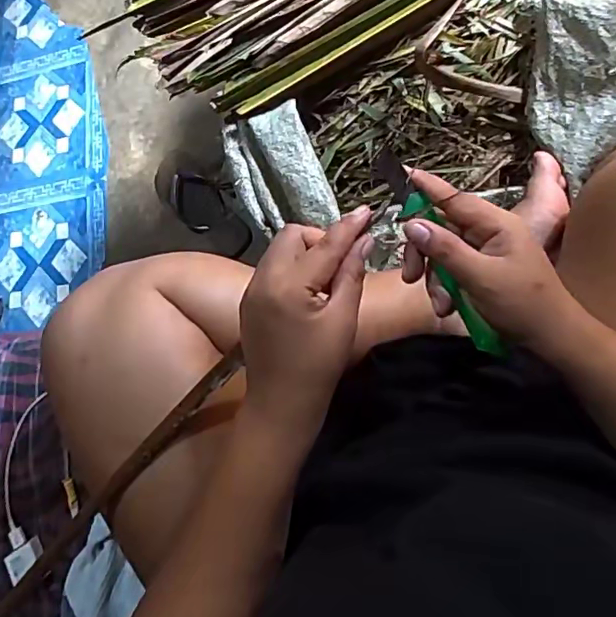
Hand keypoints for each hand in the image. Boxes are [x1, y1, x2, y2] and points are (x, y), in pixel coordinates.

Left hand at [238, 206, 373, 434]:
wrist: (280, 404)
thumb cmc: (318, 367)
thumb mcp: (343, 320)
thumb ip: (351, 274)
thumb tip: (363, 240)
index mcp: (288, 285)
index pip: (323, 244)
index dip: (348, 227)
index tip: (366, 211)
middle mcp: (263, 279)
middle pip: (292, 235)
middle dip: (319, 239)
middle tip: (342, 262)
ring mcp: (251, 289)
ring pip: (279, 249)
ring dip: (305, 252)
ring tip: (327, 278)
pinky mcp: (249, 299)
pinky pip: (271, 267)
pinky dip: (292, 267)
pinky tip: (308, 290)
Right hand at [399, 153, 583, 345]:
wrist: (552, 340)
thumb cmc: (522, 304)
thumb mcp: (480, 277)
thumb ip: (445, 249)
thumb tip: (412, 224)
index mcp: (496, 224)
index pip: (455, 199)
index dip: (428, 187)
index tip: (406, 173)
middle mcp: (489, 232)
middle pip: (440, 228)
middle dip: (423, 252)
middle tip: (411, 276)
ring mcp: (485, 252)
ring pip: (441, 251)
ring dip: (433, 277)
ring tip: (441, 304)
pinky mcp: (481, 270)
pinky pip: (450, 269)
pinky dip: (443, 287)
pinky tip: (447, 307)